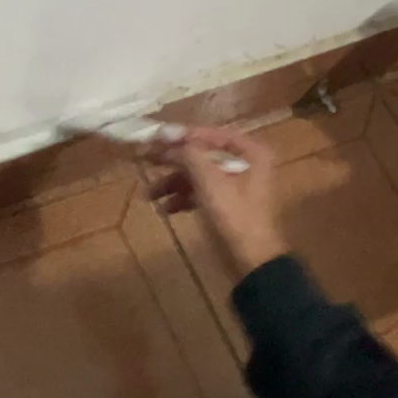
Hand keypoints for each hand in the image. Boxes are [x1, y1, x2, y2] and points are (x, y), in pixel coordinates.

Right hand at [146, 126, 287, 277]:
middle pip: (204, 156)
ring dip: (174, 183)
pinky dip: (184, 199)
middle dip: (174, 162)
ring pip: (200, 177)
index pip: (212, 135)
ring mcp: (238, 187)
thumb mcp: (209, 182)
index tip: (155, 138)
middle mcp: (247, 164)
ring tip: (150, 194)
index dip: (183, 136)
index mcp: (251, 153)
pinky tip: (166, 209)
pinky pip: (202, 194)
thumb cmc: (235, 218)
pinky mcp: (229, 207)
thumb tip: (165, 138)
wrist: (252, 262)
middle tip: (145, 160)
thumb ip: (188, 155)